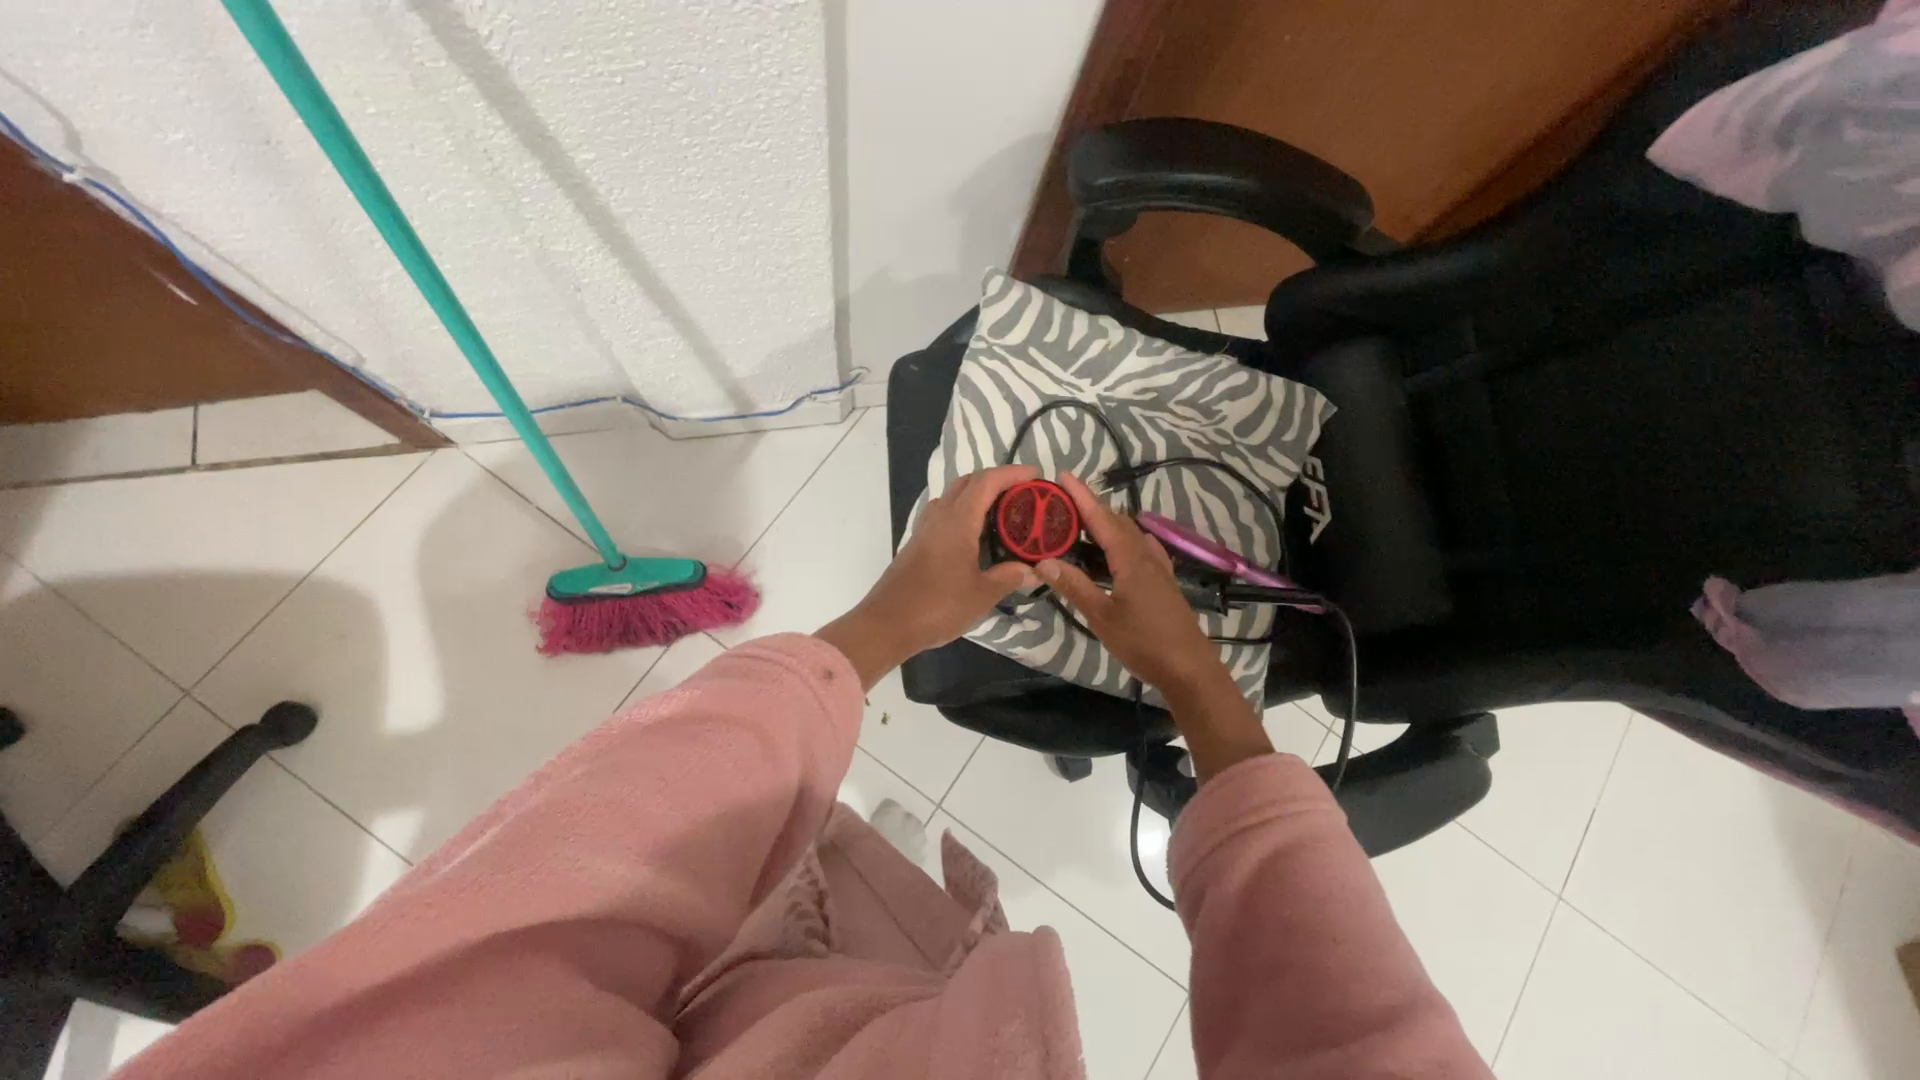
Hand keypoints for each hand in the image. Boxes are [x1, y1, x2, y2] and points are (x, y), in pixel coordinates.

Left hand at [817, 465, 1041, 688]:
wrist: (887, 624)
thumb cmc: (938, 606)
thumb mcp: (982, 594)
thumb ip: (1009, 577)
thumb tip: (1033, 570)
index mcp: (958, 521)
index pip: (987, 482)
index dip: (1012, 473)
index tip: (1036, 476)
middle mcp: (939, 516)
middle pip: (967, 482)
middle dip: (995, 480)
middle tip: (1021, 493)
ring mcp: (924, 530)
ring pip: (951, 497)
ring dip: (975, 495)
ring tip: (1000, 512)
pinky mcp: (916, 544)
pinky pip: (942, 515)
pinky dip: (962, 512)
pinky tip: (973, 535)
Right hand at [1033, 473, 1227, 698]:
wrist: (1189, 669)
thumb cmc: (1144, 643)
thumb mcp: (1102, 617)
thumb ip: (1074, 587)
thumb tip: (1043, 561)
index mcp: (1130, 560)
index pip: (1102, 519)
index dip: (1082, 497)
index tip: (1063, 476)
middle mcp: (1146, 557)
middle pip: (1118, 522)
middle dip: (1092, 508)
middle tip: (1063, 501)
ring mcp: (1159, 570)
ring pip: (1131, 536)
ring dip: (1108, 524)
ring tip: (1083, 523)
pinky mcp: (1164, 583)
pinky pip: (1141, 550)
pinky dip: (1124, 542)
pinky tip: (1119, 550)